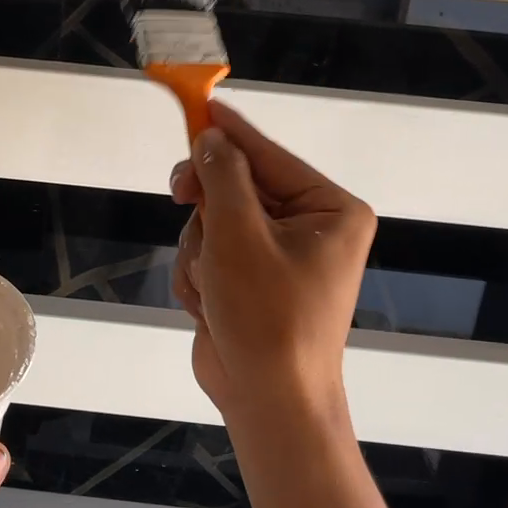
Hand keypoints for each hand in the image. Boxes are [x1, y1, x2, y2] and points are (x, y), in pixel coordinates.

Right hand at [168, 100, 376, 422]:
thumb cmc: (267, 316)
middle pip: (236, 186)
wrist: (269, 404)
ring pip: (213, 221)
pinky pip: (209, 253)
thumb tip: (210, 138)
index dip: (228, 131)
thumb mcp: (239, 234)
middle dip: (208, 208)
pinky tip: (209, 305)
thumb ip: (221, 176)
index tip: (196, 103)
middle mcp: (309, 228)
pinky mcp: (250, 281)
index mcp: (329, 210)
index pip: (268, 154)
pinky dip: (200, 275)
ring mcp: (277, 256)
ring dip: (201, 251)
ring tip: (212, 286)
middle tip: (179, 195)